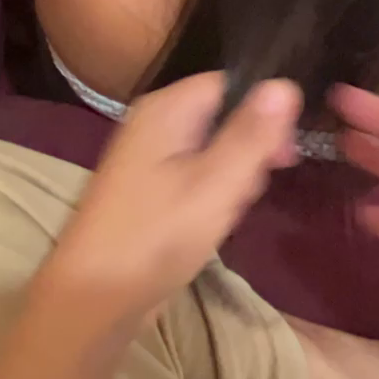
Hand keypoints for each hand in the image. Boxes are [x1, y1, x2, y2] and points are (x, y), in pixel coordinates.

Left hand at [41, 73, 300, 322]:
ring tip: (227, 211)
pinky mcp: (147, 185)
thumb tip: (285, 84)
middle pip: (221, 114)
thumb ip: (251, 135)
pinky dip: (210, 193)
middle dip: (247, 150)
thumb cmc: (157, 236)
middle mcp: (154, 120)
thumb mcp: (216, 184)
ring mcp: (147, 153)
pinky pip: (193, 172)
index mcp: (166, 107)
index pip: (229, 83)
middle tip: (250, 190)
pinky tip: (211, 223)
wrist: (94, 296)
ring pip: (211, 148)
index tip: (284, 154)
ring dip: (231, 176)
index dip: (263, 112)